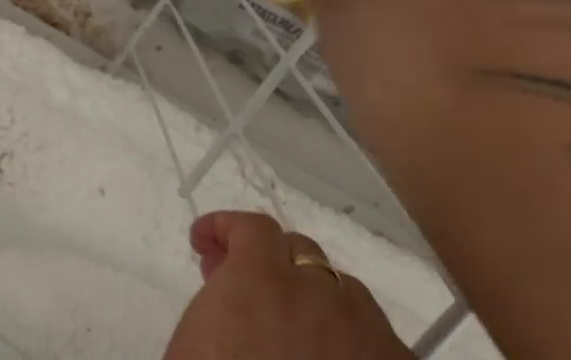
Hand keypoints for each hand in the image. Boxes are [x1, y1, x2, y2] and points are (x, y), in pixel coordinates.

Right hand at [164, 212, 414, 359]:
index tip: (205, 243)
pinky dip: (355, 340)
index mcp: (262, 278)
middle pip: (300, 253)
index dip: (225, 228)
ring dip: (316, 300)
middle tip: (245, 291)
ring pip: (344, 294)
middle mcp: (319, 291)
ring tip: (298, 332)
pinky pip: (379, 337)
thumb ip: (215, 298)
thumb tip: (226, 280)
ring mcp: (365, 330)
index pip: (253, 228)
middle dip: (269, 263)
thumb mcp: (191, 342)